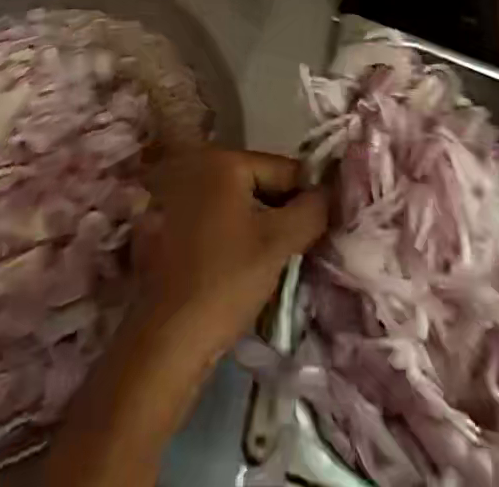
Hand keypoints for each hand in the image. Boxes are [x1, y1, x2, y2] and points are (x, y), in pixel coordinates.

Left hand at [132, 148, 330, 362]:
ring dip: (264, 225)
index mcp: (222, 161)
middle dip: (285, 211)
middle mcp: (197, 167)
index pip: (286, 169)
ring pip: (243, 203)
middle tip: (303, 245)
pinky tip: (248, 262)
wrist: (169, 336)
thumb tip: (329, 193)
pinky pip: (221, 218)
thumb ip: (314, 209)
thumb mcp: (280, 241)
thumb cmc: (227, 279)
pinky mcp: (172, 223)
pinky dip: (239, 233)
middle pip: (262, 182)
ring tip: (280, 257)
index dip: (310, 198)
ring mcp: (180, 195)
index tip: (323, 230)